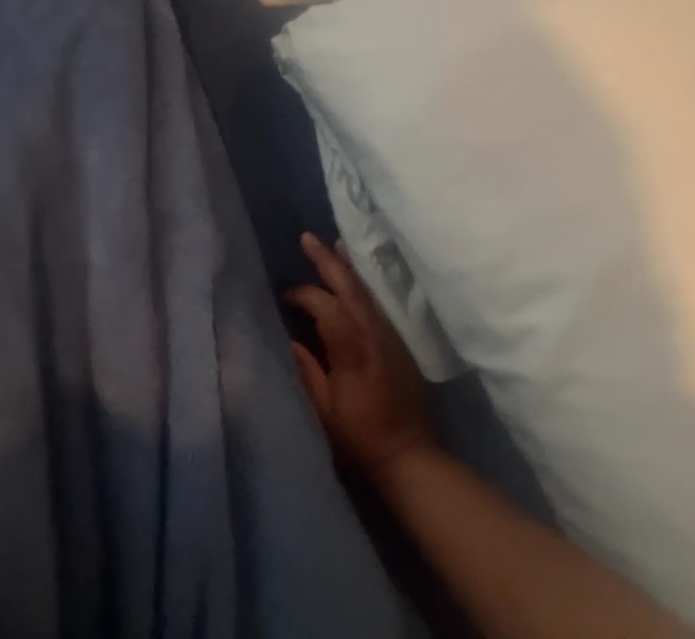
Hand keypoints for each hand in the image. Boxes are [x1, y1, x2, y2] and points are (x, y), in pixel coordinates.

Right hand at [286, 233, 436, 477]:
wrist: (409, 457)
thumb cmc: (359, 439)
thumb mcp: (322, 413)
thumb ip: (306, 372)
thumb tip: (288, 339)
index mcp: (354, 355)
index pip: (329, 309)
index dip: (305, 295)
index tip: (285, 298)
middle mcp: (376, 339)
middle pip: (352, 290)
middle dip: (329, 262)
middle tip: (308, 238)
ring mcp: (391, 339)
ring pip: (367, 294)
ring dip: (348, 269)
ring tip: (332, 245)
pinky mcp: (399, 345)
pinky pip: (377, 306)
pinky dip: (362, 287)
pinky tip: (353, 279)